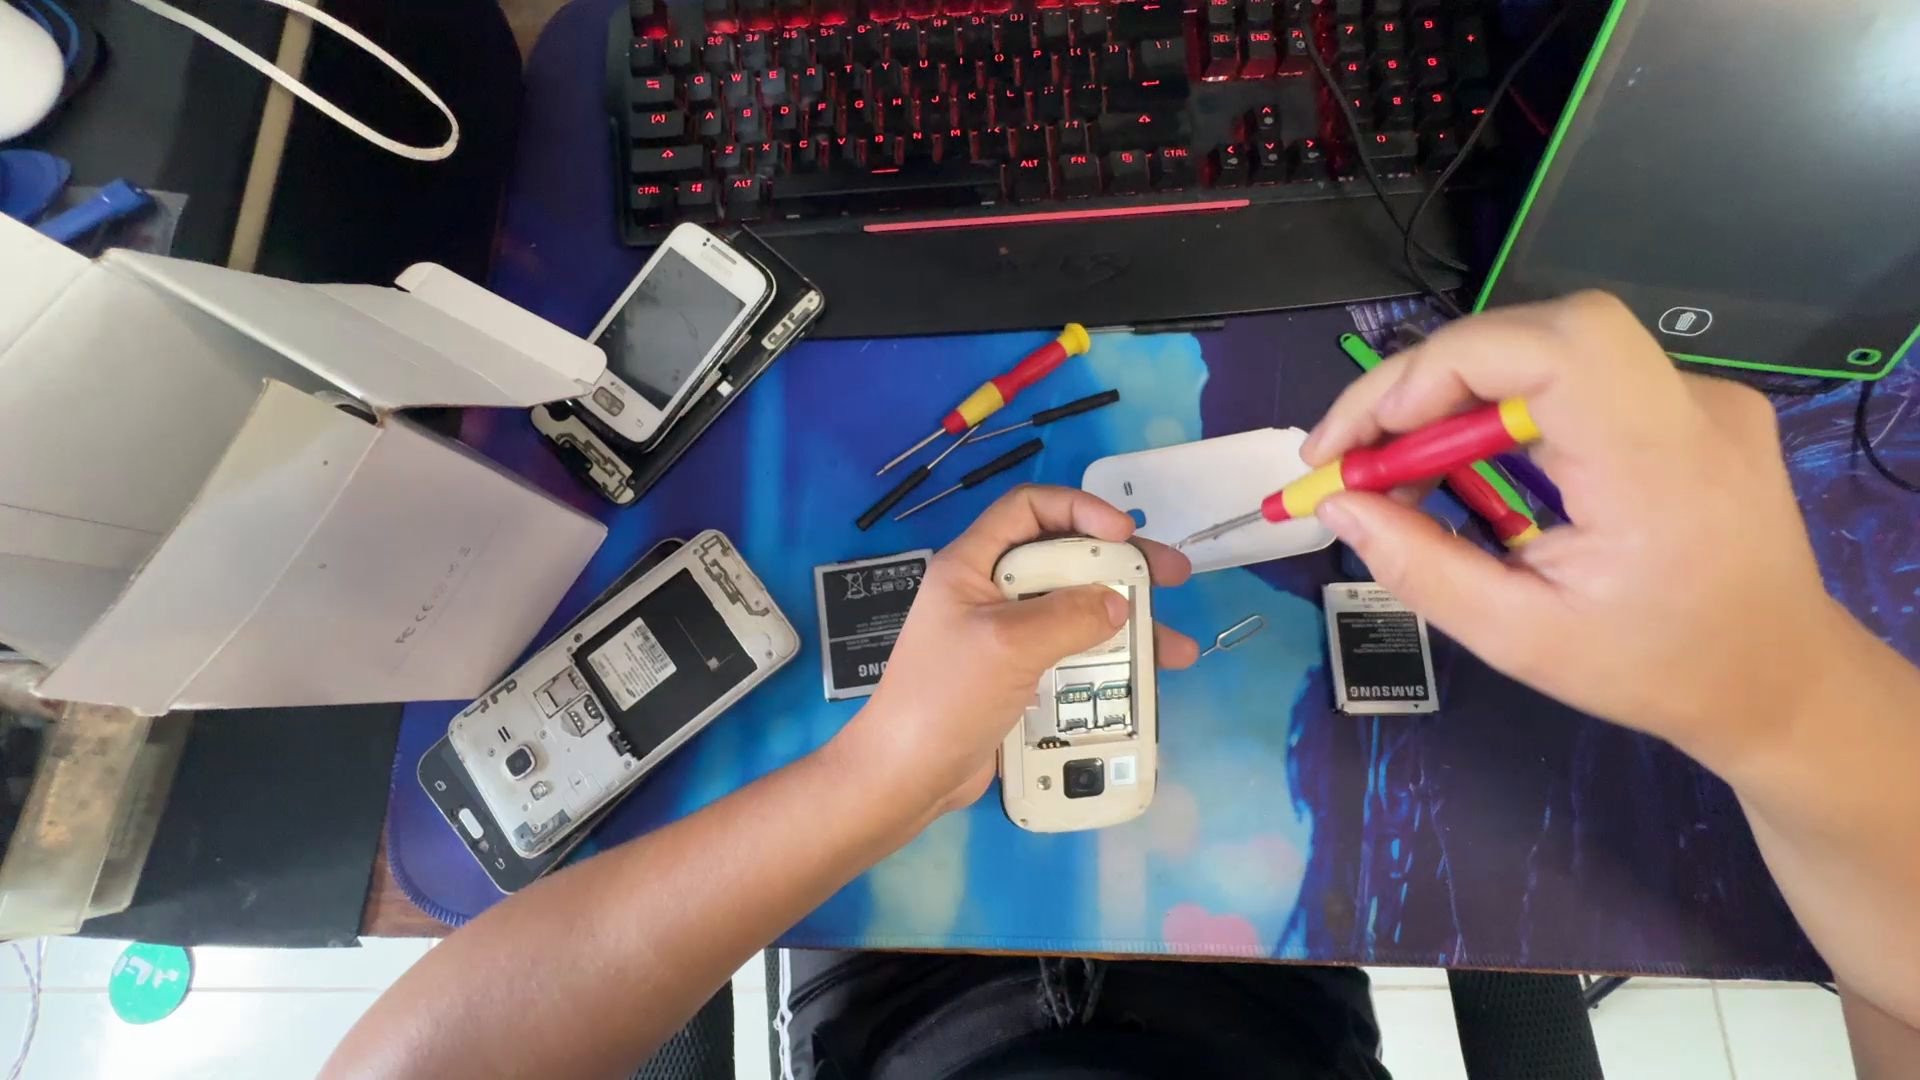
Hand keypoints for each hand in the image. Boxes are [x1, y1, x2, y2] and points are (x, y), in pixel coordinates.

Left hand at [837, 486, 1198, 823]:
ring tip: (1175, 647)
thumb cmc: (947, 697)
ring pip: (1075, 610)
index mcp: (972, 565)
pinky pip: (1071, 651)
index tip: (1123, 532)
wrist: (909, 775)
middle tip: (1171, 576)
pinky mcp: (1020, 672)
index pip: (1027, 508)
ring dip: (1126, 623)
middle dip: (1119, 566)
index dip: (1078, 508)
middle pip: (1063, 558)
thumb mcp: (1008, 644)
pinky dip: (1108, 659)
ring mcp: (1007, 635)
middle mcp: (990, 591)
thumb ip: (1068, 616)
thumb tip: (1119, 604)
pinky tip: (1144, 676)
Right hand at [1302, 292, 1845, 770]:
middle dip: (1412, 385)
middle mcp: (1686, 406)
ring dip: (1431, 398)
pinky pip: (1544, 379)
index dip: (1445, 368)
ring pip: (1527, 350)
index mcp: (1661, 467)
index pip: (1557, 349)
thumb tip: (1335, 504)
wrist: (1778, 678)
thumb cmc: (1653, 667)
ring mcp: (1682, 397)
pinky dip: (1468, 410)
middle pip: (1527, 337)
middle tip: (1340, 453)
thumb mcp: (1514, 637)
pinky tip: (1435, 462)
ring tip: (1376, 467)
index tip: (1369, 436)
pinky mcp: (1662, 404)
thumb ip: (1417, 567)